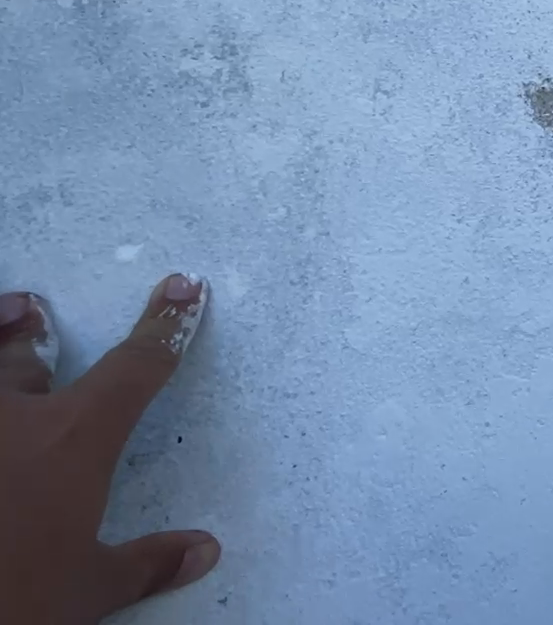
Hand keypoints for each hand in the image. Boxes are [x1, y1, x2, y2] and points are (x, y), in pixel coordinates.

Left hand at [0, 275, 218, 623]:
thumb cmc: (9, 596)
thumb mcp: (80, 592)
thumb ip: (140, 564)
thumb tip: (203, 551)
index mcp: (73, 436)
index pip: (139, 364)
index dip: (166, 324)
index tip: (182, 288)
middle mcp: (9, 423)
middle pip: (21, 364)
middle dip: (28, 332)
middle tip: (26, 302)